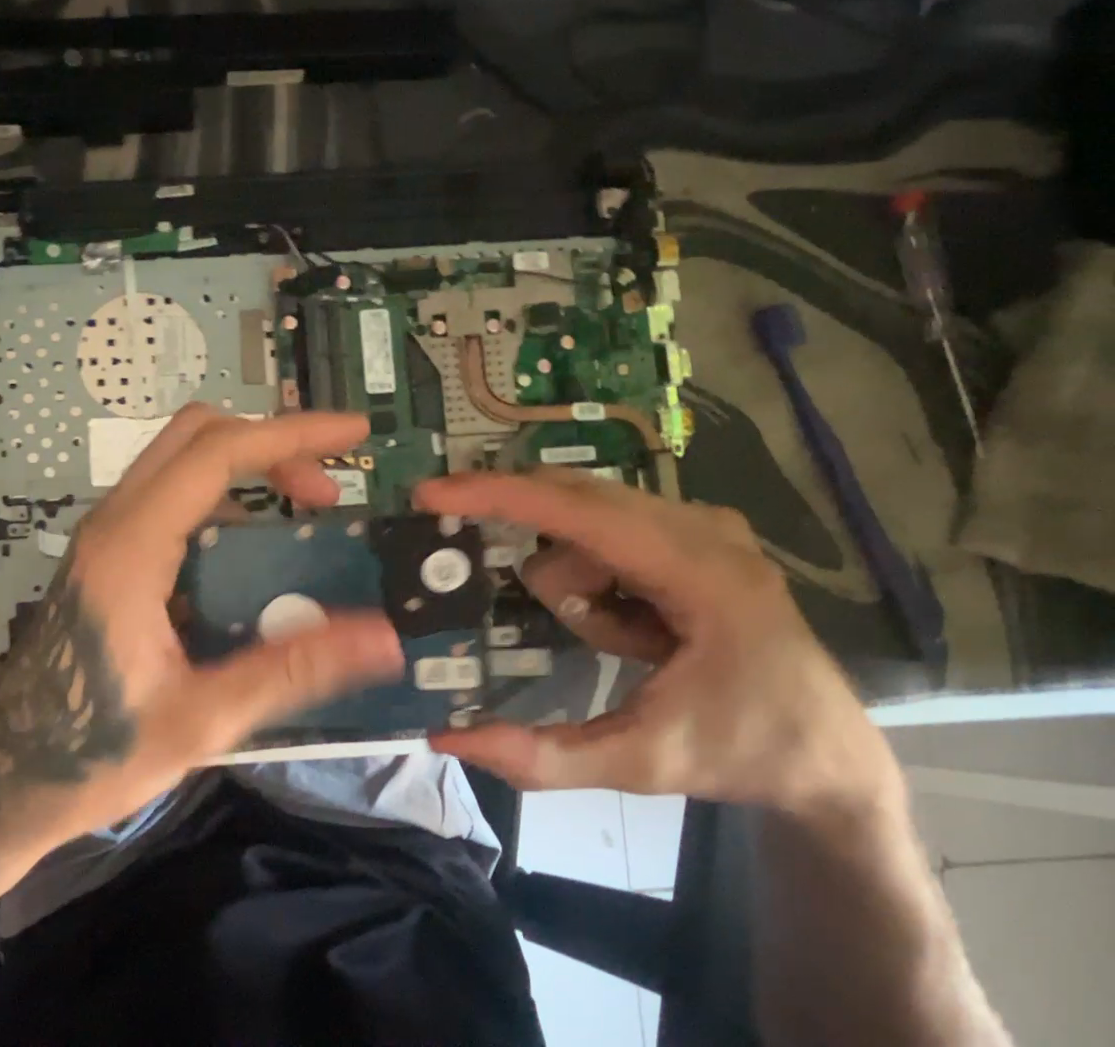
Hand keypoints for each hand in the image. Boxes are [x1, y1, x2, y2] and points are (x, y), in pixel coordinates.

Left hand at [0, 405, 404, 894]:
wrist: (9, 780)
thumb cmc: (95, 753)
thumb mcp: (200, 720)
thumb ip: (290, 672)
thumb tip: (381, 638)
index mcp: (130, 550)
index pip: (216, 454)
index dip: (291, 435)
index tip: (353, 433)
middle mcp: (111, 527)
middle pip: (193, 438)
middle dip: (269, 444)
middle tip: (326, 489)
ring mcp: (102, 541)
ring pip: (176, 464)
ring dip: (243, 471)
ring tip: (301, 517)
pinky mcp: (102, 562)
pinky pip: (166, 502)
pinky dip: (218, 501)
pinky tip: (250, 558)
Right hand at [415, 468, 902, 816]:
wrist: (828, 755)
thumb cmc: (743, 753)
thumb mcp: (640, 765)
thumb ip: (543, 757)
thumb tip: (445, 741)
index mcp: (702, 573)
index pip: (580, 513)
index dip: (499, 497)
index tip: (430, 492)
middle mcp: (704, 530)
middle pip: (575, 507)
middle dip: (555, 575)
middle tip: (567, 625)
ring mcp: (704, 527)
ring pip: (585, 523)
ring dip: (578, 587)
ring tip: (627, 647)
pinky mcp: (697, 536)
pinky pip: (605, 533)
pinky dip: (596, 581)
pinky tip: (639, 629)